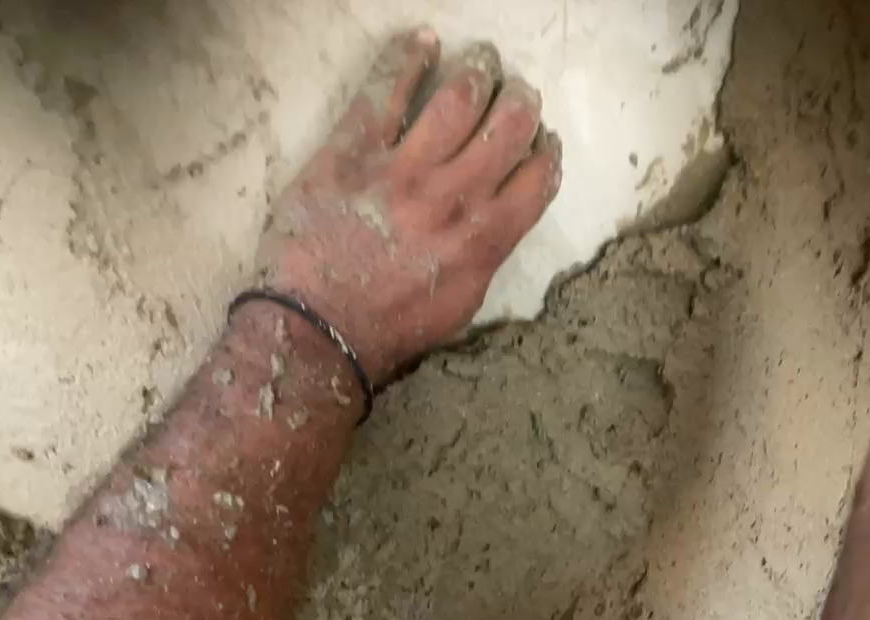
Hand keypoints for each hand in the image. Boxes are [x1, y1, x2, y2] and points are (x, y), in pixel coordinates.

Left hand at [255, 28, 563, 385]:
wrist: (322, 328)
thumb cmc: (393, 328)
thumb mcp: (460, 306)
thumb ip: (484, 256)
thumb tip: (495, 220)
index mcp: (483, 241)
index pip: (535, 180)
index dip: (547, 155)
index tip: (545, 144)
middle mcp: (453, 197)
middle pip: (506, 129)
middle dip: (522, 104)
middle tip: (520, 94)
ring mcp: (402, 169)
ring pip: (456, 100)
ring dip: (479, 72)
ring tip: (485, 61)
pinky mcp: (353, 151)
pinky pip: (384, 90)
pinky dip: (409, 58)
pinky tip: (426, 42)